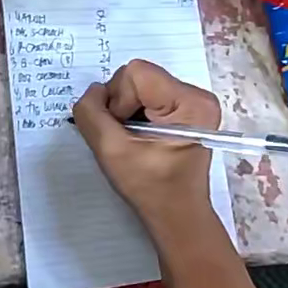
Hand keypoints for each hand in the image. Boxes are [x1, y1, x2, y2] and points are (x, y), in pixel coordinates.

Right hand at [73, 60, 223, 239]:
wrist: (175, 214)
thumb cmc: (150, 186)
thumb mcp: (109, 149)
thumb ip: (91, 113)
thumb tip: (92, 91)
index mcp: (190, 103)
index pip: (134, 73)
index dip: (116, 99)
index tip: (122, 130)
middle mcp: (196, 95)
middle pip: (137, 77)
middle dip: (120, 104)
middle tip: (124, 136)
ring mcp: (192, 102)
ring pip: (137, 85)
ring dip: (124, 109)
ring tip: (131, 138)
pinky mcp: (184, 110)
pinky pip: (145, 95)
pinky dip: (132, 113)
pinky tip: (137, 136)